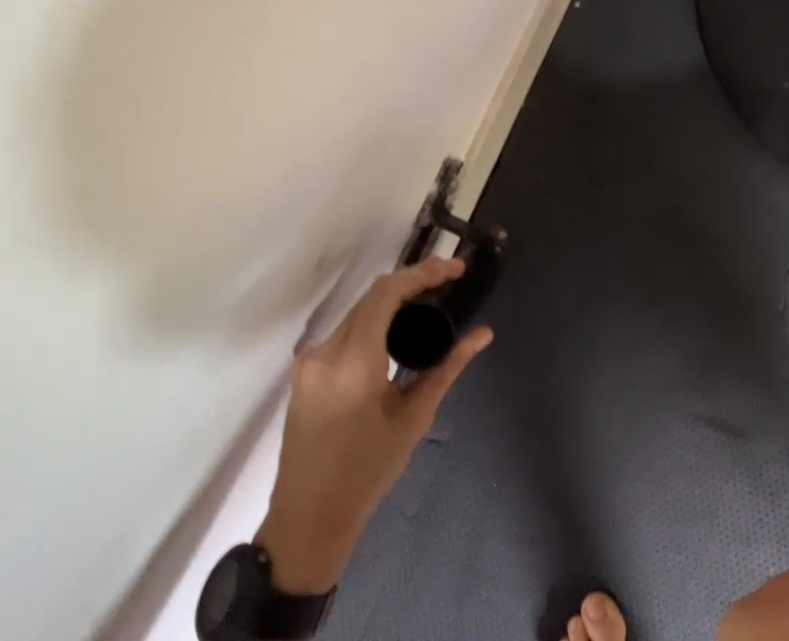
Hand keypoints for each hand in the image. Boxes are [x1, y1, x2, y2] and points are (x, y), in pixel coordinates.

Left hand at [255, 257, 493, 593]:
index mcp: (352, 362)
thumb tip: (482, 334)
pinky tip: (399, 333)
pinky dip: (374, 324)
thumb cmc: (367, 472)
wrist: (308, 518)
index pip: (386, 294)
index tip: (456, 269)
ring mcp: (309, 363)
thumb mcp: (414, 419)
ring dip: (393, 303)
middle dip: (412, 284)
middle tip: (452, 282)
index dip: (422, 273)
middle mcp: (324, 352)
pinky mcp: (305, 374)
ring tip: (432, 304)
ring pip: (357, 314)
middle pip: (371, 298)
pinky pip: (345, 334)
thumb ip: (446, 368)